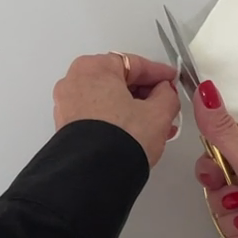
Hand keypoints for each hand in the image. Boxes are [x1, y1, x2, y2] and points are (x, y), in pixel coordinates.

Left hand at [52, 53, 182, 165]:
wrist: (94, 174)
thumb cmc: (121, 138)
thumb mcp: (158, 113)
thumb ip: (167, 95)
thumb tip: (165, 91)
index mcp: (93, 67)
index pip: (134, 63)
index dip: (158, 73)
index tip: (172, 79)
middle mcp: (74, 80)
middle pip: (118, 80)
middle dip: (145, 93)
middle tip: (166, 103)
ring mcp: (67, 102)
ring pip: (108, 98)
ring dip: (133, 108)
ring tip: (157, 124)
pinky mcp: (66, 124)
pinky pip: (97, 113)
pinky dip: (116, 118)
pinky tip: (136, 132)